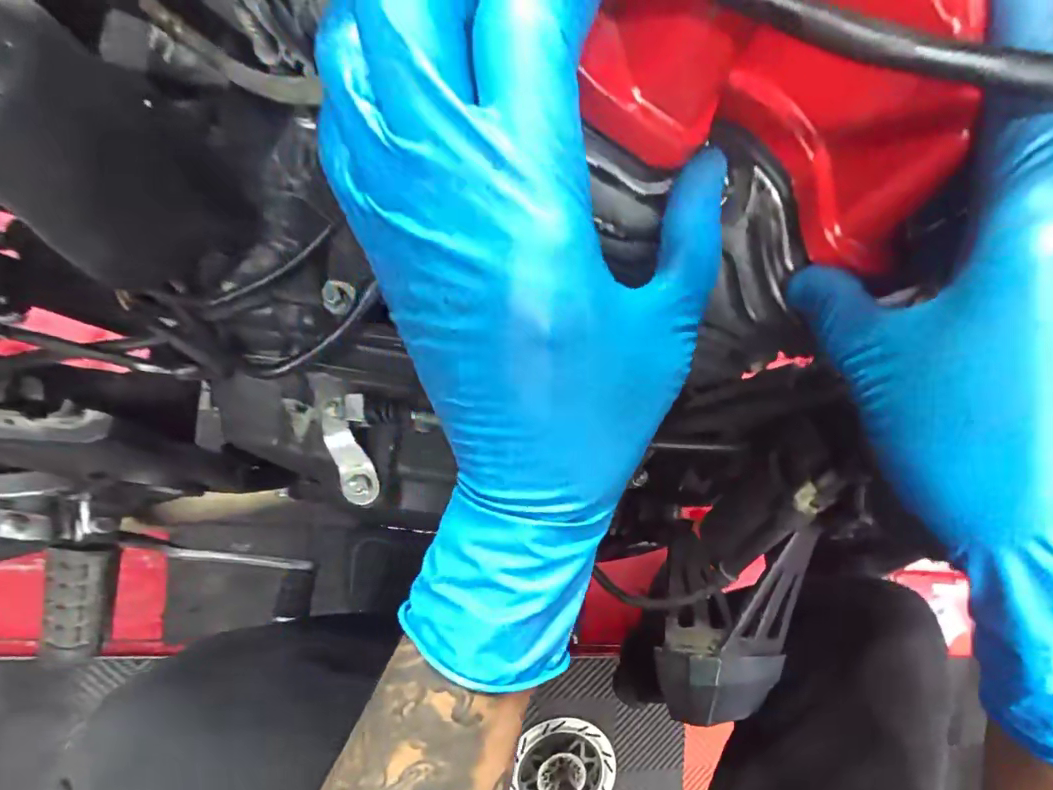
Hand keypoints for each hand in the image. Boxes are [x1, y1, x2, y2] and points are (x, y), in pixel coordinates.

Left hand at [318, 0, 725, 691]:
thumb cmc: (595, 415)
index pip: (523, 20)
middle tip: (533, 14)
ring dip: (416, 12)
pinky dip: (378, 67)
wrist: (527, 478)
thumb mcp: (665, 325)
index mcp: (531, 203)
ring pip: (360, 41)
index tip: (599, 7)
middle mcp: (447, 187)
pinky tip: (430, 83)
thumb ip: (693, 232)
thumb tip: (707, 164)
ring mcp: (398, 208)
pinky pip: (345, 114)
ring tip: (479, 29)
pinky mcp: (381, 239)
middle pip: (413, 5)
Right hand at [788, 0, 1052, 781]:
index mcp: (1046, 212)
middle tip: (938, 154)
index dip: (1010, 23)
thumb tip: (810, 282)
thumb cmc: (972, 446)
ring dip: (1021, 194)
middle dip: (998, 131)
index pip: (1033, 81)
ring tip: (961, 233)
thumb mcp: (886, 371)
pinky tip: (1006, 289)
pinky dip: (1051, 242)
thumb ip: (841, 309)